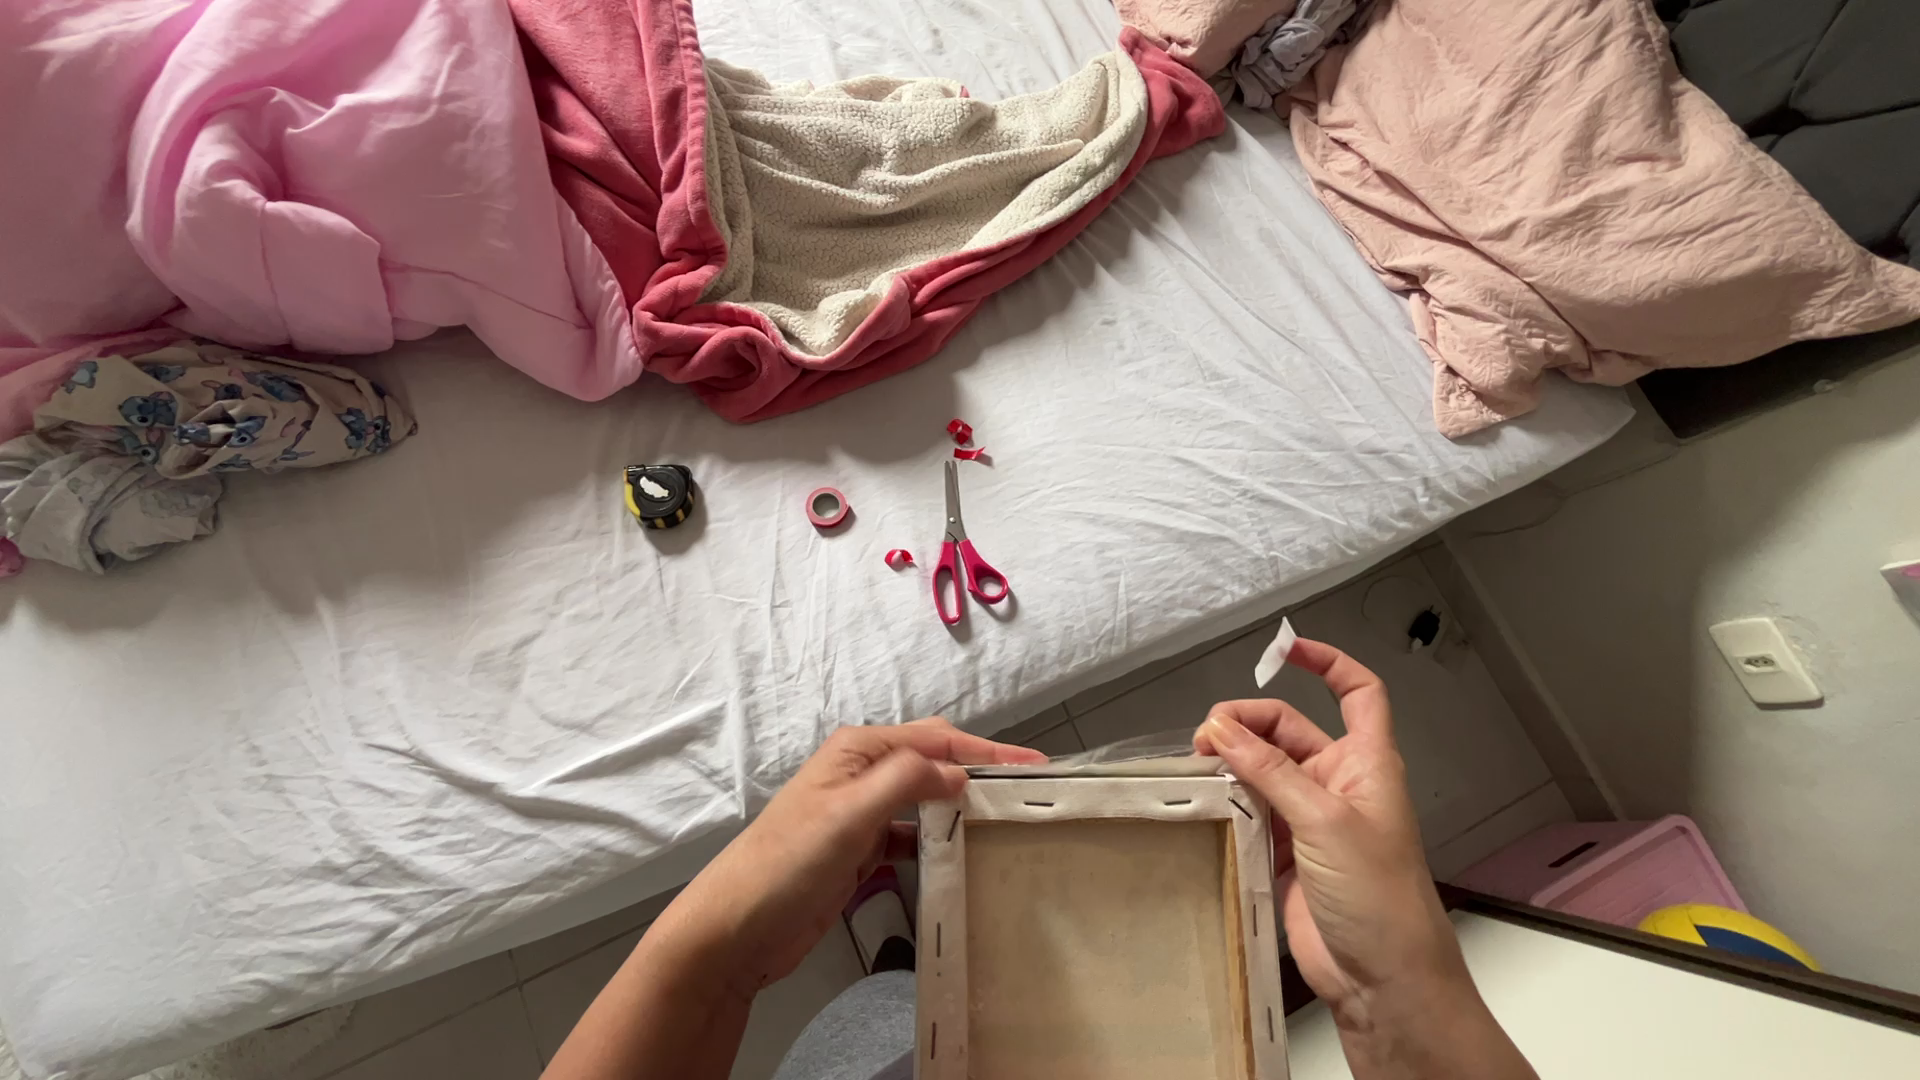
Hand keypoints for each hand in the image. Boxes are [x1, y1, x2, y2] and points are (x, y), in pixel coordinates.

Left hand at [660, 718, 1045, 996]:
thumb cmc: (791, 859)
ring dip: (958, 802)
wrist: (738, 927)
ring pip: (923, 796)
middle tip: (1024, 789)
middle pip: (932, 760)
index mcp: (860, 748)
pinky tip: (957, 853)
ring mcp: (861, 811)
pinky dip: (935, 836)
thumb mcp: (851, 810)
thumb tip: (958, 773)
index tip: (1034, 764)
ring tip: (1001, 819)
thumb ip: (907, 779)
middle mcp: (863, 771)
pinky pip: (910, 832)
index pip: (936, 739)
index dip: (985, 750)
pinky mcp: (860, 848)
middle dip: (976, 768)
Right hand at [1194, 640, 1533, 1079]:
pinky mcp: (1283, 845)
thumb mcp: (1324, 820)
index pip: (1357, 693)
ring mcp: (1307, 814)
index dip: (1328, 663)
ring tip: (1201, 767)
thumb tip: (1220, 729)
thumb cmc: (1381, 899)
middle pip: (1285, 728)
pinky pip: (1247, 805)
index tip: (1286, 648)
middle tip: (1208, 737)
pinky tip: (1206, 801)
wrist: (1381, 981)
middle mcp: (1336, 781)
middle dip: (1246, 723)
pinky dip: (1225, 798)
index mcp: (1366, 763)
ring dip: (1230, 761)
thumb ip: (1269, 770)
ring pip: (1259, 766)